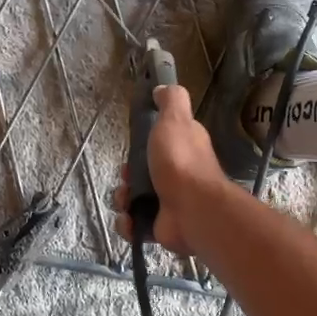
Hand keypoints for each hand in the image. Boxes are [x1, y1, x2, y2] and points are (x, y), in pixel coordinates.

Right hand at [115, 84, 230, 255]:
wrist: (194, 210)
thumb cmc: (181, 161)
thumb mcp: (176, 119)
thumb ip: (171, 100)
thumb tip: (161, 88)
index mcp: (180, 149)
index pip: (156, 144)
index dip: (141, 143)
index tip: (134, 144)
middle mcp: (175, 175)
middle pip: (139, 173)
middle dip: (127, 176)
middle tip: (128, 177)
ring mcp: (167, 203)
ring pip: (132, 199)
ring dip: (123, 199)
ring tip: (127, 202)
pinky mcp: (158, 227)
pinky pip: (134, 225)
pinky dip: (127, 224)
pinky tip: (130, 220)